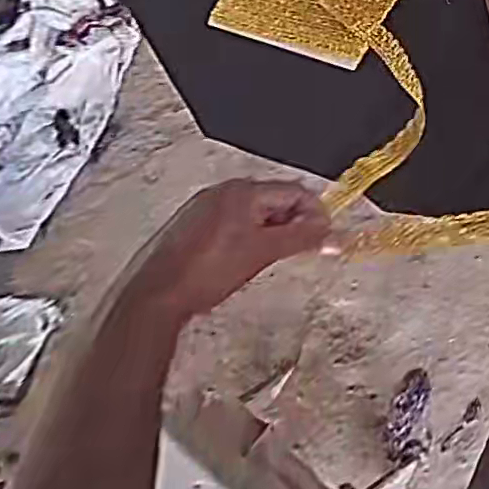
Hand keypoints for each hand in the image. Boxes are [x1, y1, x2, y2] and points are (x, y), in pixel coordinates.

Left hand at [121, 180, 336, 321]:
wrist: (156, 297)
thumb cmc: (207, 272)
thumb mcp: (265, 252)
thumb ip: (303, 238)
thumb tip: (333, 233)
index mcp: (243, 191)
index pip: (295, 191)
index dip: (314, 213)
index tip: (323, 236)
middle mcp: (223, 192)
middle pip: (276, 198)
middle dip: (294, 221)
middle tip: (302, 247)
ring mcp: (205, 207)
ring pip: (255, 211)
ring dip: (272, 229)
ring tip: (272, 255)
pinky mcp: (194, 225)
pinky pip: (234, 221)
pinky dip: (249, 234)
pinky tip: (245, 258)